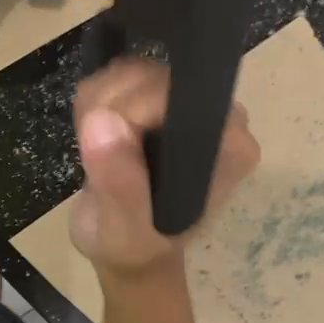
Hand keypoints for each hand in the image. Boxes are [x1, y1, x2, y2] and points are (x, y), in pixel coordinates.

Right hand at [70, 60, 260, 279]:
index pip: (174, 92)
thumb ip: (119, 184)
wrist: (127, 252)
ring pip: (131, 70)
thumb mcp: (122, 231)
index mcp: (228, 144)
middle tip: (96, 156)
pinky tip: (97, 135)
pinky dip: (95, 99)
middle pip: (150, 76)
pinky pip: (121, 74)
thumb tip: (102, 122)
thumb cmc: (130, 247)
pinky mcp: (164, 99)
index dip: (129, 110)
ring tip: (96, 150)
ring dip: (97, 104)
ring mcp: (191, 105)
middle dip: (109, 108)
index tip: (104, 149)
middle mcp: (220, 117)